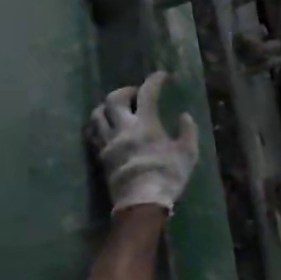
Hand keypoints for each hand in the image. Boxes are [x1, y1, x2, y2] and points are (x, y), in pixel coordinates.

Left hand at [88, 71, 199, 212]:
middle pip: (114, 98)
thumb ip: (188, 132)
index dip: (154, 80)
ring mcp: (108, 142)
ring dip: (107, 106)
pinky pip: (93, 134)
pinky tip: (106, 127)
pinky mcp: (100, 156)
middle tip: (136, 94)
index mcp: (145, 124)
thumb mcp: (187, 154)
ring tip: (118, 109)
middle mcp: (123, 128)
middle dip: (125, 91)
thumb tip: (185, 116)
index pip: (147, 93)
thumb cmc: (167, 177)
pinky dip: (98, 125)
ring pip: (97, 114)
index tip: (161, 76)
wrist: (141, 203)